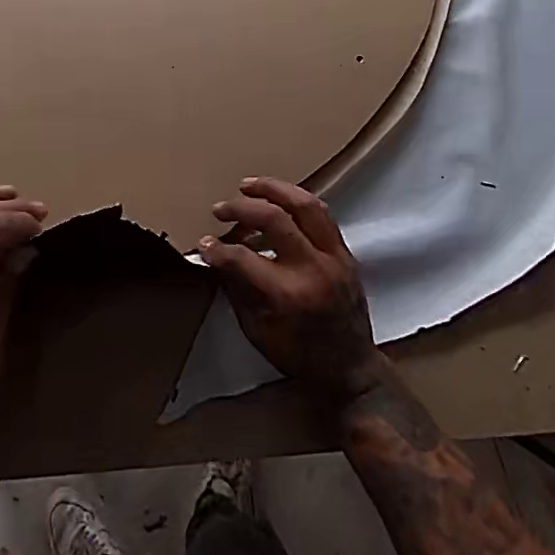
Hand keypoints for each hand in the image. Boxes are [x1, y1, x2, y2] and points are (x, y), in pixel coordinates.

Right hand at [198, 177, 380, 403]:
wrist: (350, 369)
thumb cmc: (297, 355)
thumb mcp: (256, 329)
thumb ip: (236, 288)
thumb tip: (216, 258)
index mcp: (288, 295)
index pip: (243, 258)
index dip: (217, 249)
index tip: (203, 244)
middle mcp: (314, 270)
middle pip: (275, 218)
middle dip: (241, 209)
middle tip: (220, 210)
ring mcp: (335, 258)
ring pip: (306, 205)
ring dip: (273, 189)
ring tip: (248, 186)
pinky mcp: (346, 254)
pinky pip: (322, 216)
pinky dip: (297, 202)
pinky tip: (279, 200)